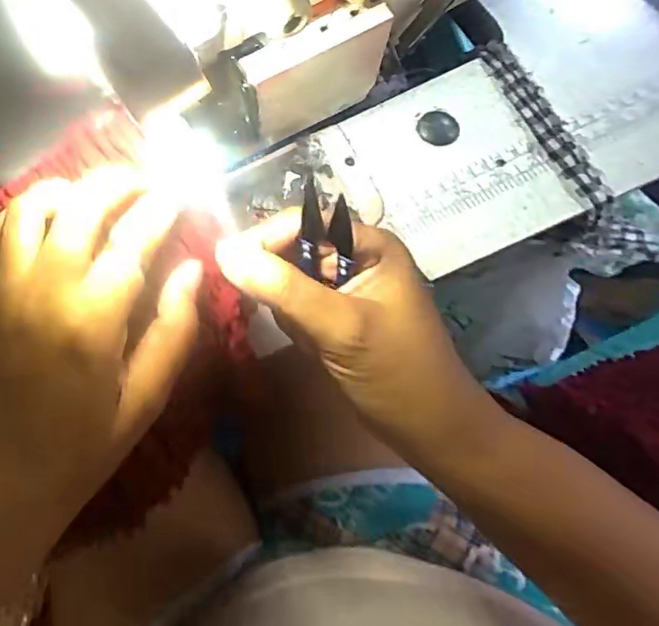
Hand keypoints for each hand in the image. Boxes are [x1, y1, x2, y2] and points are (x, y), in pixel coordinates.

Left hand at [0, 168, 202, 602]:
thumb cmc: (81, 447)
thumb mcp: (145, 401)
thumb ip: (174, 329)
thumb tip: (193, 267)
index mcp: (91, 318)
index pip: (133, 239)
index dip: (160, 209)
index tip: (178, 193)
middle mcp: (44, 288)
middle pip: (82, 205)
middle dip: (119, 182)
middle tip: (144, 182)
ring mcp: (4, 285)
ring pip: (34, 204)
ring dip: (71, 188)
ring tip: (97, 194)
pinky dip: (28, 208)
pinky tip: (52, 215)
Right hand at [214, 211, 495, 463]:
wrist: (434, 435)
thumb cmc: (398, 374)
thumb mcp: (341, 327)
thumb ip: (284, 289)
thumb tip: (225, 252)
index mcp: (368, 243)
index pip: (302, 223)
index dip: (265, 238)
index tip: (228, 263)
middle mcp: (355, 255)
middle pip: (292, 247)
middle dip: (278, 280)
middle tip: (275, 314)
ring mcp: (344, 286)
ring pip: (288, 278)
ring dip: (286, 308)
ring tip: (308, 339)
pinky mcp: (335, 314)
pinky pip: (295, 305)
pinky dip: (294, 325)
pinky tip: (313, 349)